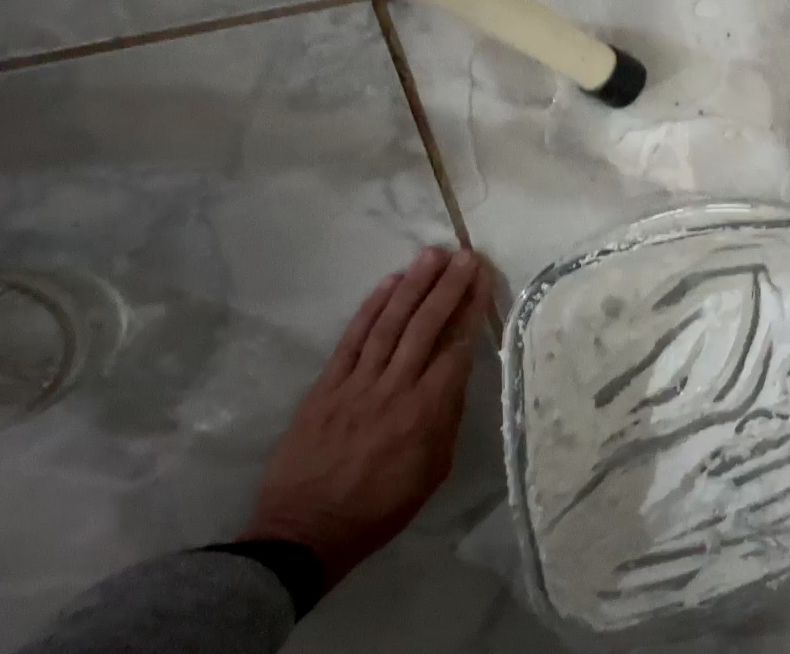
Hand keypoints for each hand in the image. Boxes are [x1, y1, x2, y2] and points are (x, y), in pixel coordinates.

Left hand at [240, 247, 491, 586]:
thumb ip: (447, 418)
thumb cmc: (382, 507)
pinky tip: (389, 284)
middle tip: (464, 255)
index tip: (483, 278)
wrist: (306, 533)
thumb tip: (455, 378)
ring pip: (390, 324)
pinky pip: (352, 340)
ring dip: (413, 286)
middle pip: (426, 326)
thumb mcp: (434, 468)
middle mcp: (396, 388)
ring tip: (431, 256)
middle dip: (448, 287)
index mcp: (429, 410)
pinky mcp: (325, 388)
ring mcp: (357, 385)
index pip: (457, 346)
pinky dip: (371, 309)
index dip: (472, 308)